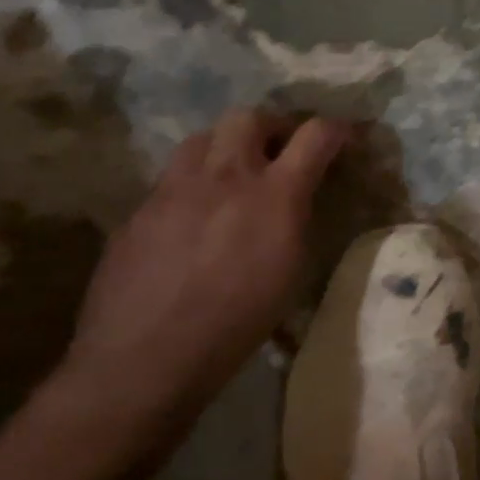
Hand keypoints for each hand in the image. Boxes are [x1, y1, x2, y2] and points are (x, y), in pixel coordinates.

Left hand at [63, 111, 350, 414]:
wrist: (144, 361)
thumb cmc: (238, 320)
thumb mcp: (293, 264)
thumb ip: (296, 214)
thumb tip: (300, 193)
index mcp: (275, 193)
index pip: (316, 133)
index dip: (336, 130)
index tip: (343, 141)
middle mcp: (225, 179)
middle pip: (249, 117)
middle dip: (272, 127)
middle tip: (279, 151)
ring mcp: (173, 193)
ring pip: (201, 139)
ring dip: (224, 148)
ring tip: (232, 177)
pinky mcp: (137, 215)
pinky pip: (169, 181)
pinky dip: (191, 187)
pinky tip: (192, 222)